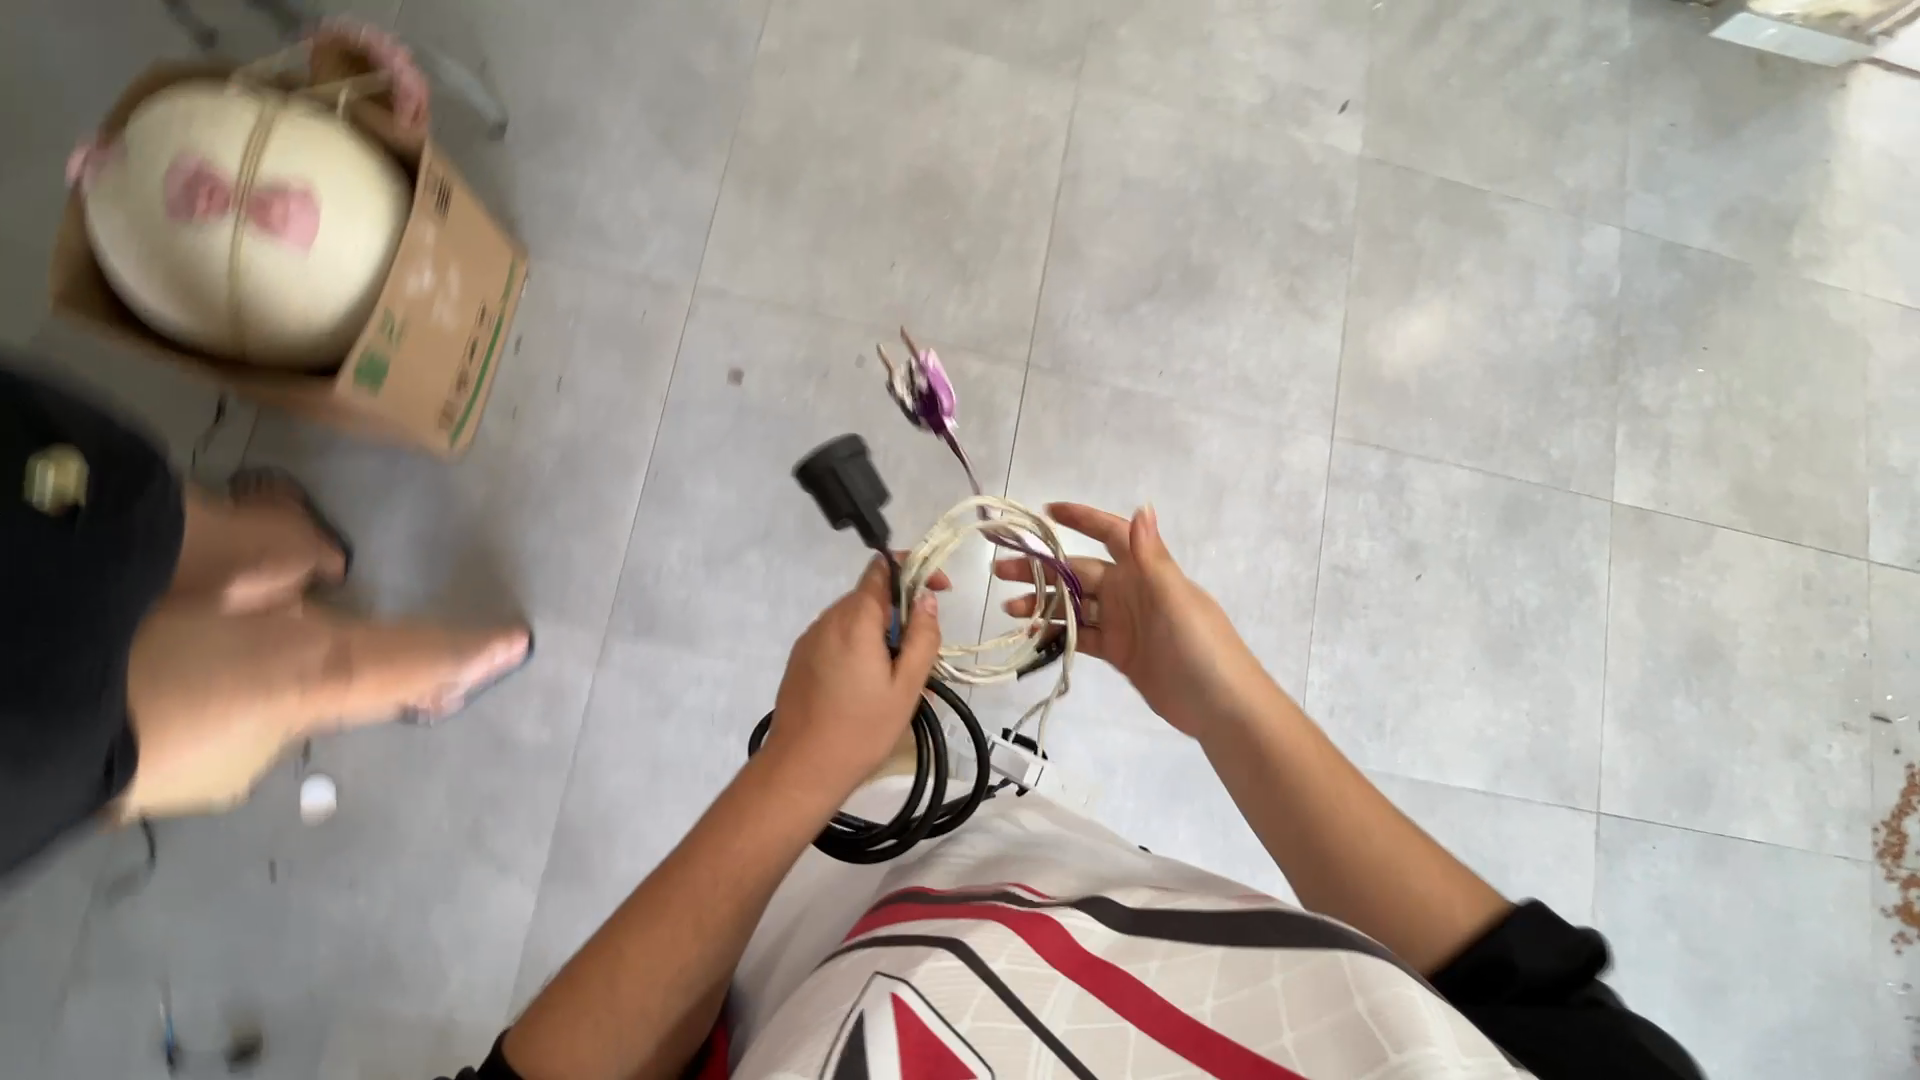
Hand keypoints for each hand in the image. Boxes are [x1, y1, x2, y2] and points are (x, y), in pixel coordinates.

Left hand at [760, 555, 946, 796]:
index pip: (882, 568)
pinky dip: (859, 647)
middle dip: (900, 612)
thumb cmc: (862, 729)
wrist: (802, 769)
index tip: (938, 591)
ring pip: (854, 619)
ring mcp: (810, 639)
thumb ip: (922, 637)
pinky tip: (868, 687)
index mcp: (856, 619)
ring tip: (897, 678)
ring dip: (880, 633)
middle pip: (870, 596)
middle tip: (921, 652)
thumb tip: (926, 600)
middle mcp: (828, 620)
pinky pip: (837, 638)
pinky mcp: (800, 659)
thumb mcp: (907, 686)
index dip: (914, 569)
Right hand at [997, 503, 1276, 740]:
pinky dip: (1056, 633)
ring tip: (1010, 611)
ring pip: (1074, 604)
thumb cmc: (1202, 647)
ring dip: (1043, 603)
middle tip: (1001, 572)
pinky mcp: (1118, 652)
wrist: (1222, 708)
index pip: (1110, 534)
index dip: (1082, 519)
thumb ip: (1152, 557)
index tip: (1045, 512)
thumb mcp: (1175, 600)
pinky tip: (1031, 635)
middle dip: (1042, 569)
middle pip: (1079, 571)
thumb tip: (1142, 506)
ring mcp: (1123, 622)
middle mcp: (1131, 590)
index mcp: (1146, 570)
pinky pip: (1080, 635)